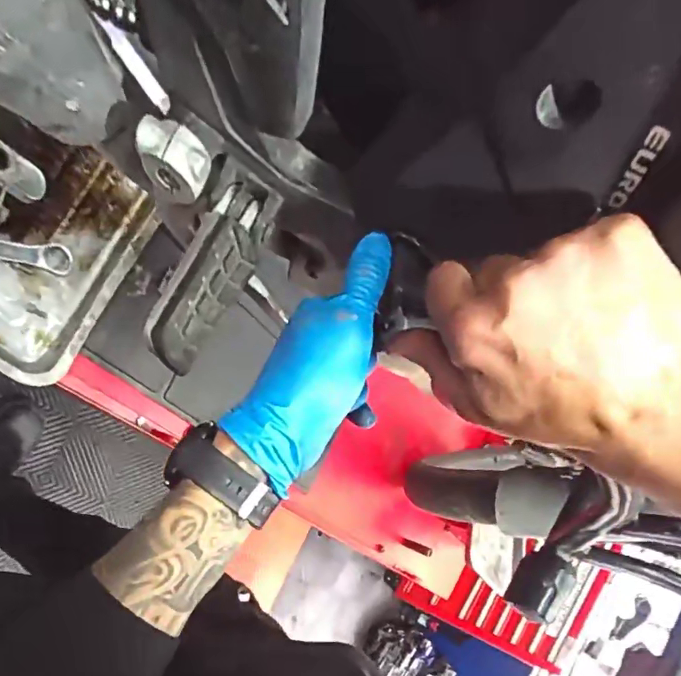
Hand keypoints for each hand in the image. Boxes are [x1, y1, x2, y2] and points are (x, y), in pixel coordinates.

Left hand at [218, 233, 391, 493]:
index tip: (392, 329)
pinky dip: (356, 404)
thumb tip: (377, 238)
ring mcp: (313, 369)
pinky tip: (359, 413)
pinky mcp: (315, 398)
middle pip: (361, 336)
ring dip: (364, 382)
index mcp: (317, 311)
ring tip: (359, 393)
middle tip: (370, 364)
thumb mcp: (351, 323)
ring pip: (356, 368)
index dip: (381, 315)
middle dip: (373, 353)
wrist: (287, 432)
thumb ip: (365, 283)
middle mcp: (312, 336)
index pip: (360, 299)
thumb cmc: (319, 376)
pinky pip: (347, 395)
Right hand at [388, 216, 680, 535]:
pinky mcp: (615, 235)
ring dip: (558, 280)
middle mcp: (514, 279)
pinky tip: (610, 303)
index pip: (445, 277)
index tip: (484, 315)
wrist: (645, 408)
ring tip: (582, 322)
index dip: (463, 297)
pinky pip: (593, 239)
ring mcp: (567, 251)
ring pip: (546, 254)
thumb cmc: (562, 416)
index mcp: (474, 323)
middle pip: (496, 266)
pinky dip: (600, 264)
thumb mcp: (482, 408)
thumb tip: (402, 339)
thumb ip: (434, 366)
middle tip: (541, 329)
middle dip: (511, 292)